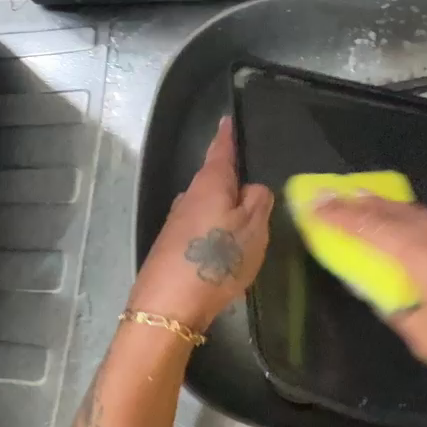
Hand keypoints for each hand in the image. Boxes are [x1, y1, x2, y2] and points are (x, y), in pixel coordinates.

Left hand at [130, 117, 273, 330]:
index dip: (227, 134)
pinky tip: (226, 256)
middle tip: (257, 192)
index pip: (220, 149)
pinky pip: (201, 232)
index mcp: (209, 183)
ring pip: (207, 208)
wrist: (167, 307)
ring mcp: (176, 223)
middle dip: (233, 184)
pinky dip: (215, 237)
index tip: (228, 118)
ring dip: (224, 214)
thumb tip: (252, 187)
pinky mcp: (171, 249)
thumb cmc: (216, 260)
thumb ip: (259, 201)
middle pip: (214, 181)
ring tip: (247, 230)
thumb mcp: (253, 228)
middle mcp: (188, 197)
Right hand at [315, 195, 426, 408]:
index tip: (313, 204)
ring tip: (362, 204)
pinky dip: (414, 221)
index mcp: (426, 256)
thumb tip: (386, 292)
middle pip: (394, 210)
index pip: (371, 227)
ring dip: (387, 208)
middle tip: (330, 194)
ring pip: (420, 214)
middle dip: (359, 202)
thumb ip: (400, 308)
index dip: (339, 215)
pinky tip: (408, 229)